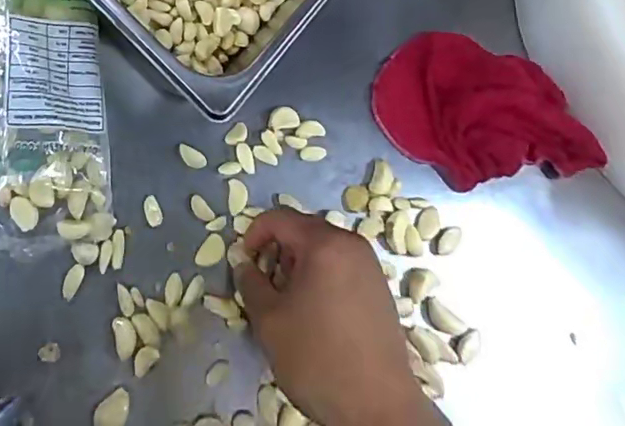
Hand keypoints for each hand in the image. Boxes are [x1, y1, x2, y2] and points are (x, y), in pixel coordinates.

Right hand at [235, 210, 435, 425]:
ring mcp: (369, 265)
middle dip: (278, 249)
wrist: (380, 407)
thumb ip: (251, 283)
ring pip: (324, 248)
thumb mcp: (270, 321)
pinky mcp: (379, 288)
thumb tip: (245, 264)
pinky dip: (322, 275)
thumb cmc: (319, 359)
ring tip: (290, 301)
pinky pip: (342, 265)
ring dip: (300, 264)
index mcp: (324, 243)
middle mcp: (350, 244)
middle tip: (266, 283)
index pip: (279, 218)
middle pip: (303, 229)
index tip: (244, 261)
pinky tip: (316, 312)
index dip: (254, 233)